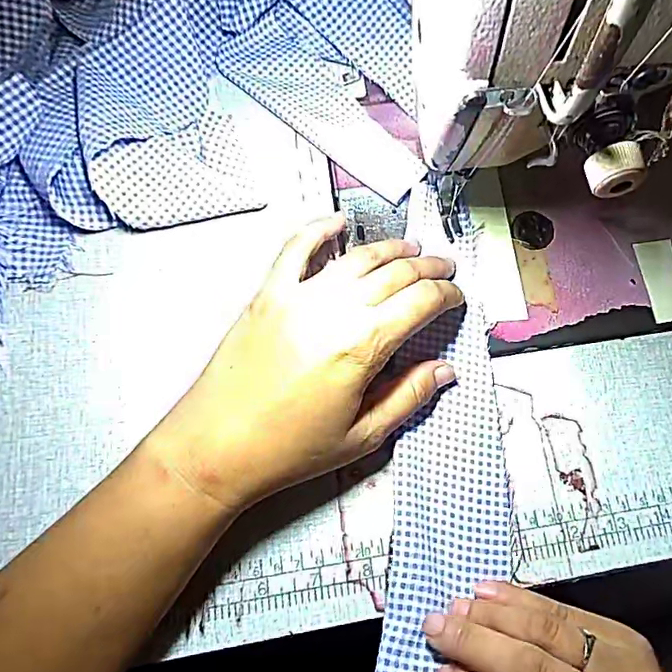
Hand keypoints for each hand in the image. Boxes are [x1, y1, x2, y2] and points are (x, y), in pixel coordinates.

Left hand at [144, 213, 464, 512]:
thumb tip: (442, 371)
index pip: (421, 302)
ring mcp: (297, 297)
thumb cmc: (285, 449)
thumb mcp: (360, 436)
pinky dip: (319, 229)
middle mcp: (332, 312)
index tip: (456, 298)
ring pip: (356, 256)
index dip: (447, 295)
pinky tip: (337, 223)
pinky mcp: (267, 294)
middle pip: (395, 273)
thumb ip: (407, 397)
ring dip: (389, 248)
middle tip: (443, 269)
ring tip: (408, 249)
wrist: (216, 446)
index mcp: (361, 347)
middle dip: (428, 268)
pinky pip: (295, 248)